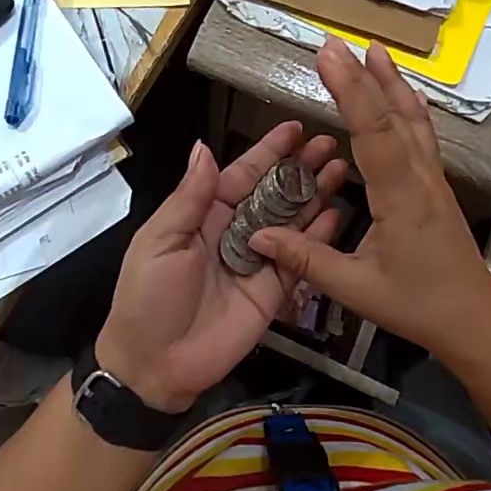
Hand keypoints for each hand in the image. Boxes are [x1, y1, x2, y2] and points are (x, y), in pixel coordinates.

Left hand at [94, 122, 346, 411]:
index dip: (267, 151)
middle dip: (300, 168)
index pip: (241, 174)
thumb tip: (203, 147)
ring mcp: (257, 260)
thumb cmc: (148, 296)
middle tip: (330, 144)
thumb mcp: (159, 241)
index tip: (294, 128)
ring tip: (343, 169)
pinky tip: (338, 214)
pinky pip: (300, 259)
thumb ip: (189, 197)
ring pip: (292, 220)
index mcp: (204, 214)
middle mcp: (234, 231)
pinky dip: (319, 237)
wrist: (156, 363)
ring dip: (316, 195)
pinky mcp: (274, 290)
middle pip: (274, 192)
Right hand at [249, 39, 490, 367]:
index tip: (327, 55)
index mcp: (401, 198)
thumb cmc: (417, 306)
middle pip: (394, 115)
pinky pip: (421, 136)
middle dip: (363, 76)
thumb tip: (256, 235)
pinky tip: (404, 96)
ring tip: (373, 52)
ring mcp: (433, 180)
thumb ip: (305, 260)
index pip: (373, 132)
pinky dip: (407, 108)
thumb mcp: (355, 289)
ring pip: (413, 121)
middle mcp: (420, 179)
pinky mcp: (435, 187)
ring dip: (391, 84)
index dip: (349, 91)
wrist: (474, 320)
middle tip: (337, 42)